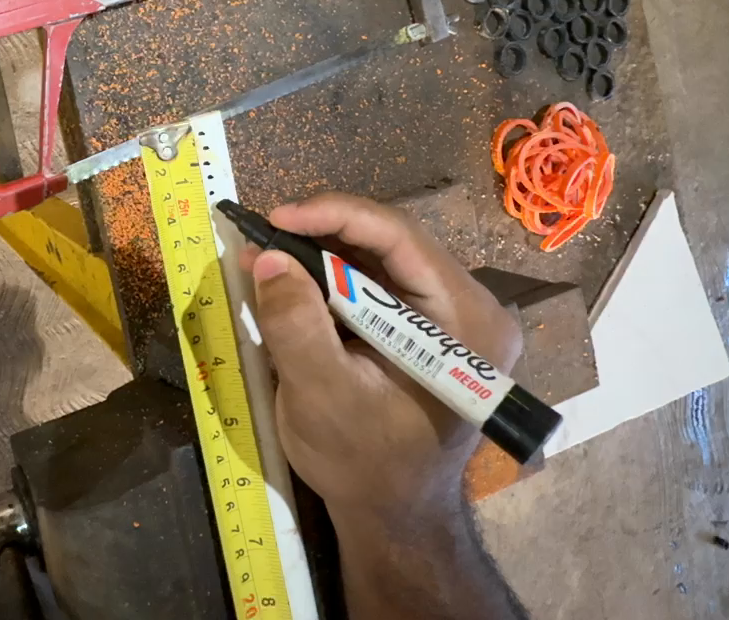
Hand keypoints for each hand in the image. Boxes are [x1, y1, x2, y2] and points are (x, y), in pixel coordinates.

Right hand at [240, 192, 521, 526]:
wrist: (389, 513)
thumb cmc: (363, 462)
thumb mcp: (322, 396)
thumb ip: (296, 326)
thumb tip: (266, 256)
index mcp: (466, 321)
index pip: (400, 237)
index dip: (334, 215)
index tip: (274, 218)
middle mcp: (468, 307)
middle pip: (387, 241)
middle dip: (317, 234)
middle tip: (261, 239)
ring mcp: (447, 315)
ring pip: (373, 255)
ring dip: (315, 253)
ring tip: (264, 260)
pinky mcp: (420, 324)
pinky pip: (369, 279)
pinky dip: (323, 276)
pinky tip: (286, 284)